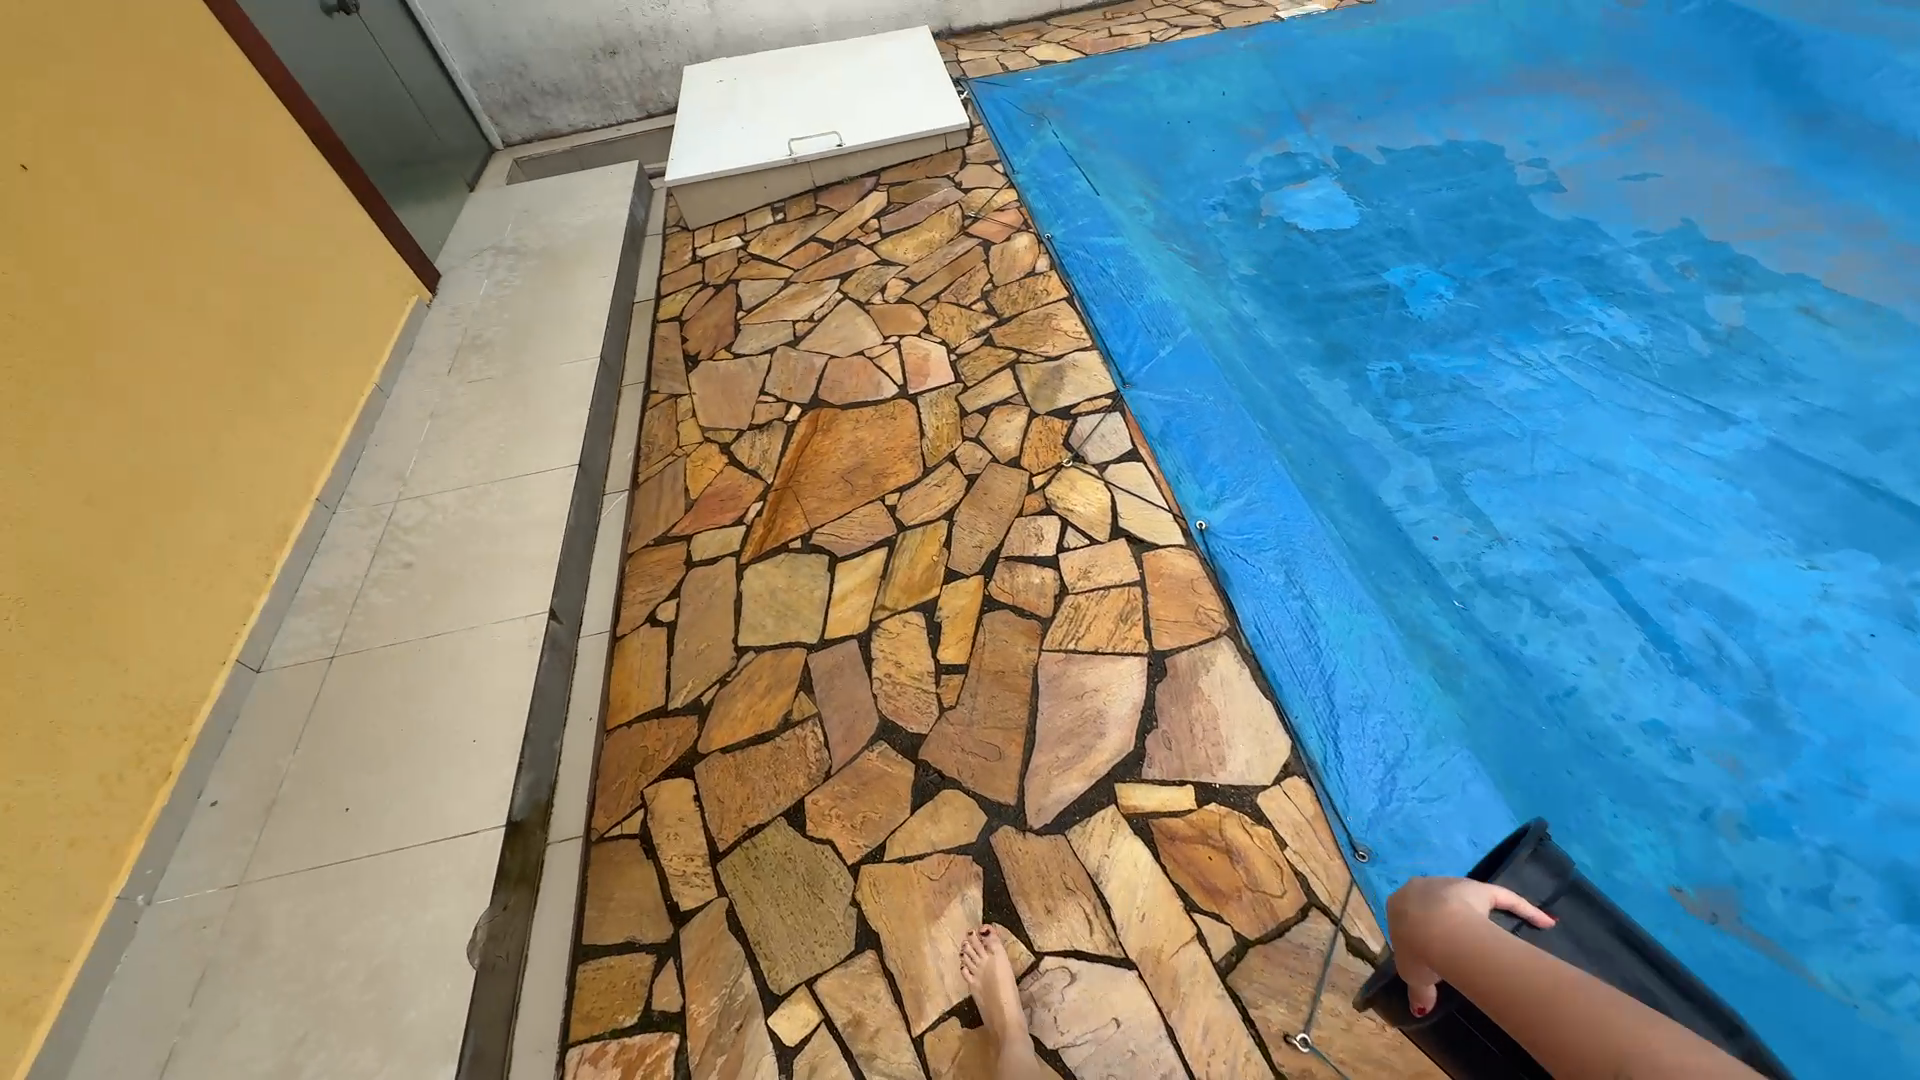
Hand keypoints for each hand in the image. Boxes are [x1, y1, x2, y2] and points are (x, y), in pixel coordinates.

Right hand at [1387, 876, 1555, 1016]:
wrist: (1435, 931)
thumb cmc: (1417, 950)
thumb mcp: (1412, 975)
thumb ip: (1418, 991)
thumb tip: (1420, 1009)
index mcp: (1398, 904)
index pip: (1407, 914)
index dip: (1418, 931)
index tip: (1429, 949)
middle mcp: (1420, 888)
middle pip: (1432, 901)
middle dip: (1442, 917)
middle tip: (1456, 941)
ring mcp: (1449, 885)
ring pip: (1464, 898)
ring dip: (1476, 912)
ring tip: (1489, 932)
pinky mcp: (1477, 889)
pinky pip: (1503, 897)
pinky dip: (1525, 909)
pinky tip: (1545, 922)